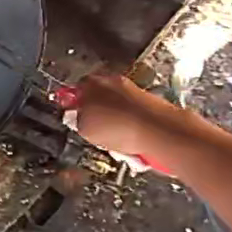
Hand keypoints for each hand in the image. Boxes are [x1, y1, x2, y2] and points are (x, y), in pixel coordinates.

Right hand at [68, 73, 205, 159]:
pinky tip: (136, 149)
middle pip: (99, 103)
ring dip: (118, 132)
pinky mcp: (153, 107)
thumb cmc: (117, 126)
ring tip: (121, 148)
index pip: (76, 90)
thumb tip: (76, 118)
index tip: (73, 119)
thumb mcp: (83, 127)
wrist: (159, 132)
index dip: (74, 106)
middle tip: (97, 137)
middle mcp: (114, 82)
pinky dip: (135, 135)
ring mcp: (135, 94)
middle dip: (99, 121)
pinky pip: (136, 123)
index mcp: (92, 82)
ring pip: (118, 115)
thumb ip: (75, 119)